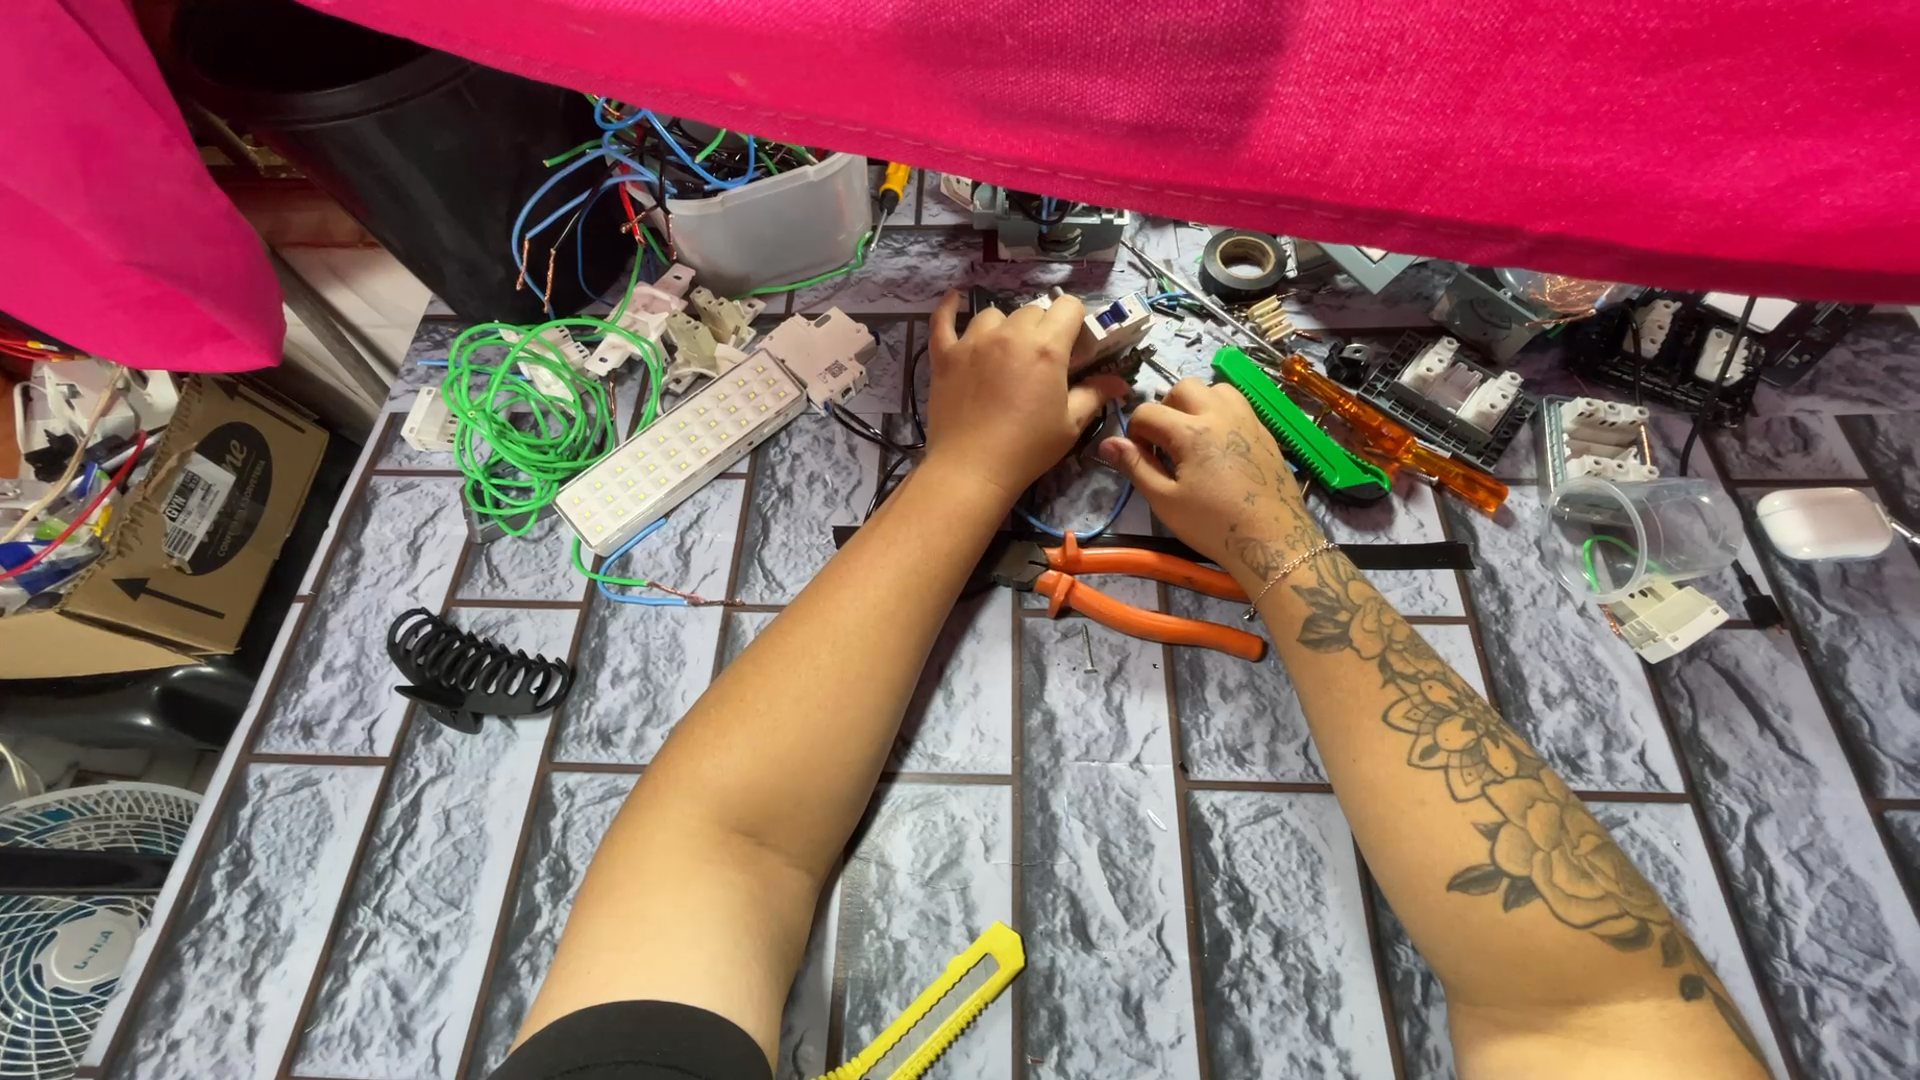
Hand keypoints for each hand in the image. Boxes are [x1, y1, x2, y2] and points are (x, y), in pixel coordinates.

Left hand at [923, 289, 1129, 502]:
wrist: (972, 468)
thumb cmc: (1027, 449)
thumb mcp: (1070, 425)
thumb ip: (1094, 395)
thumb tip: (1120, 382)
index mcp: (1046, 348)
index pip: (1069, 307)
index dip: (1075, 323)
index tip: (1074, 345)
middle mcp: (1010, 335)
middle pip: (1032, 311)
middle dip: (1042, 329)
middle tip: (1039, 361)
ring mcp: (973, 342)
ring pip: (993, 314)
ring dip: (1004, 327)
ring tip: (1005, 352)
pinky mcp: (945, 355)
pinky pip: (943, 320)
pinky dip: (949, 308)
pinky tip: (955, 299)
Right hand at [1097, 378, 1325, 590]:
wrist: (1272, 540)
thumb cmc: (1212, 524)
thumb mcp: (1164, 500)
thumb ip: (1135, 466)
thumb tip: (1106, 443)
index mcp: (1191, 431)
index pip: (1147, 412)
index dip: (1135, 433)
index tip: (1142, 458)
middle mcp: (1220, 414)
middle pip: (1183, 387)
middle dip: (1166, 409)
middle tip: (1166, 443)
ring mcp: (1248, 419)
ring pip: (1215, 389)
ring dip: (1196, 404)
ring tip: (1193, 437)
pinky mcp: (1265, 431)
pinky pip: (1238, 405)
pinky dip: (1220, 414)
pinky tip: (1219, 446)